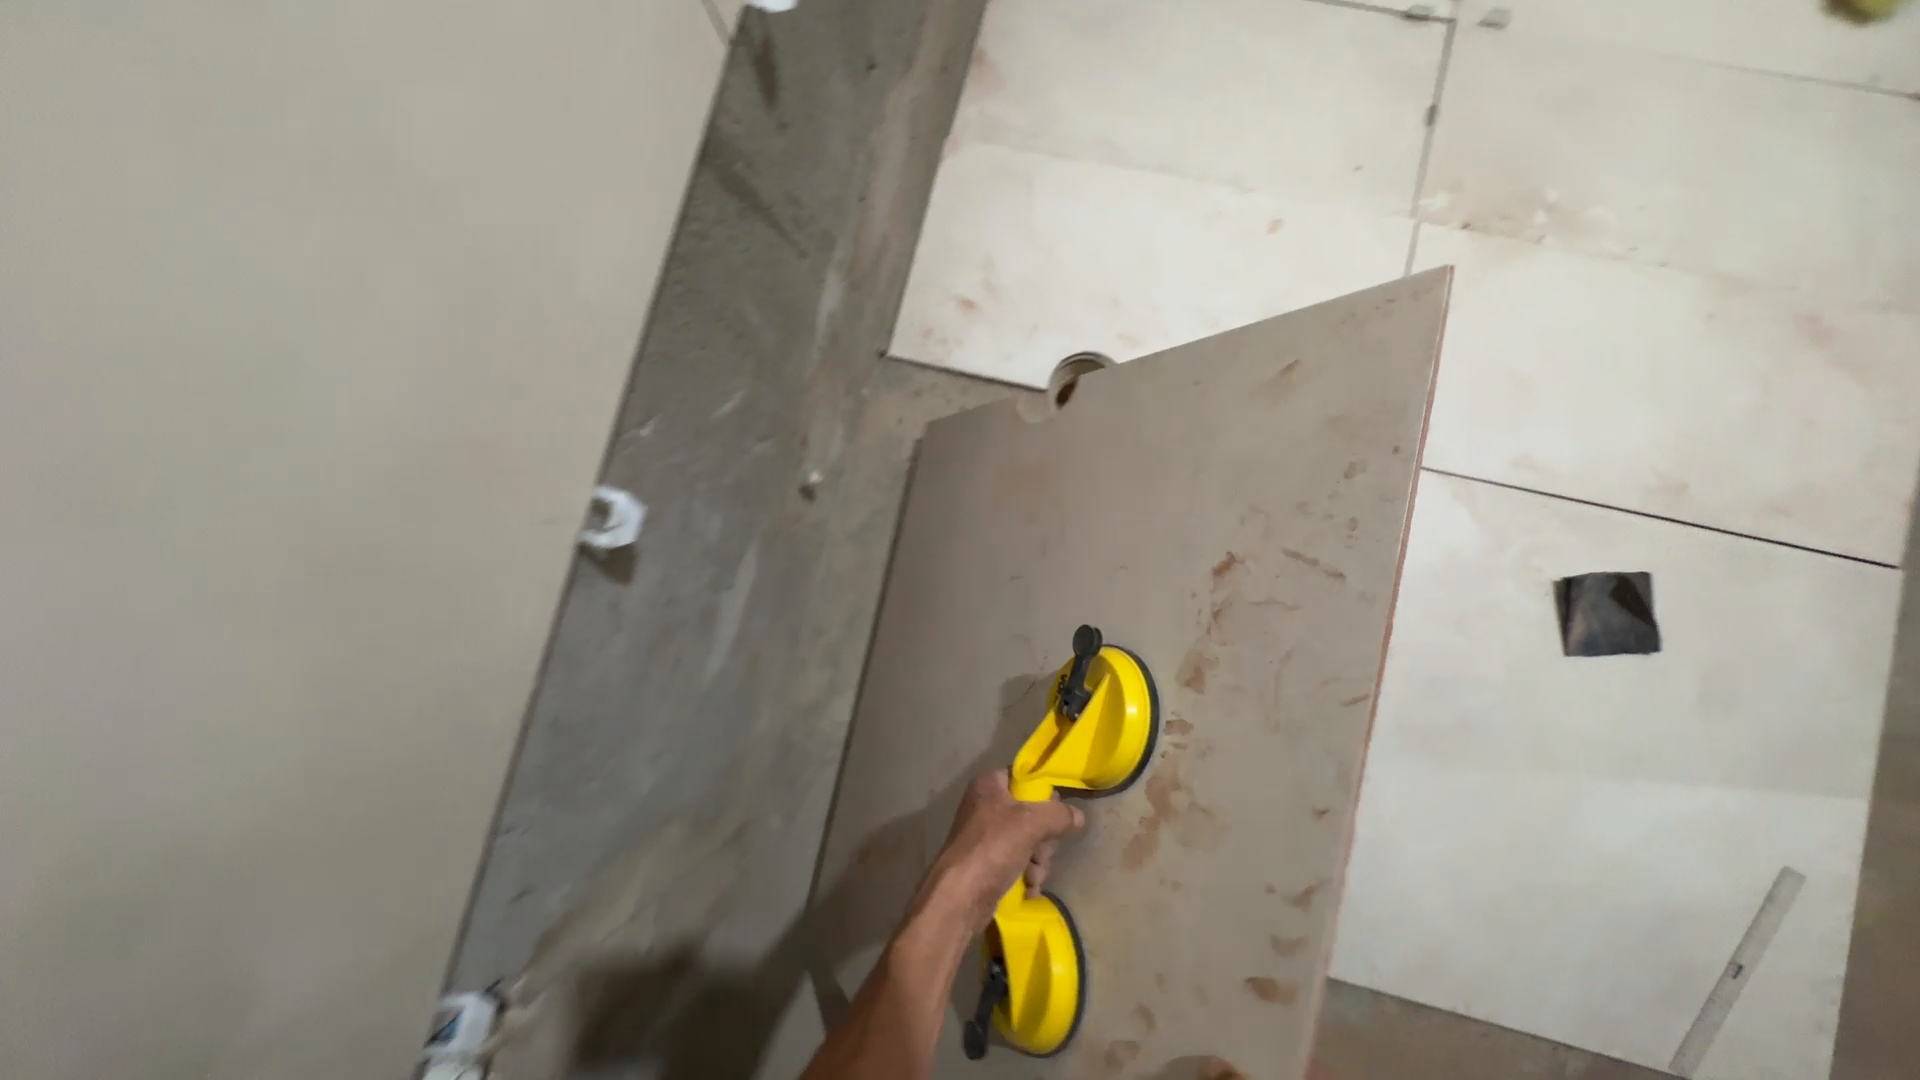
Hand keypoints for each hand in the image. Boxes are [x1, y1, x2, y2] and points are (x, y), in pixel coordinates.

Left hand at [917, 770, 1086, 933]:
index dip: (1043, 793)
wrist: (960, 896)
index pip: (1023, 778)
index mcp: (989, 786)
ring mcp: (986, 837)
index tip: (1057, 812)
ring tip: (1033, 877)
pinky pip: (1018, 863)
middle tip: (1042, 851)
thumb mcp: (1031, 823)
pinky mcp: (988, 864)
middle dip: (1044, 839)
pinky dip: (1026, 876)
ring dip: (1038, 862)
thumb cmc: (993, 847)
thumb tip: (1078, 816)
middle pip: (1031, 814)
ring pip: (1028, 842)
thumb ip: (1058, 814)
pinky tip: (1029, 889)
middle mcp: (985, 807)